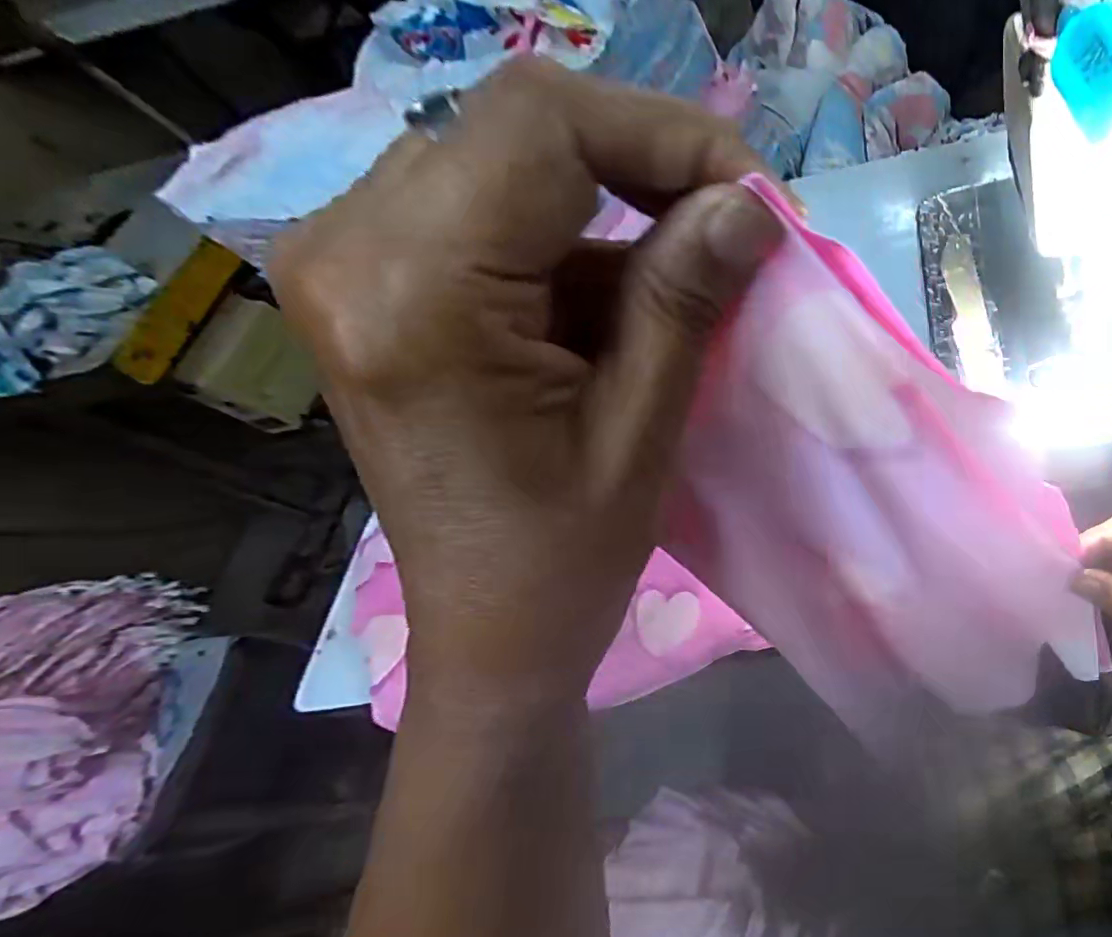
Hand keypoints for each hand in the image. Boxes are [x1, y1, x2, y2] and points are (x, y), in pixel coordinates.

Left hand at [272, 58, 782, 709]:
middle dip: (651, 165)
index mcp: (417, 295)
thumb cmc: (569, 560)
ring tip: (697, 272)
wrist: (493, 632)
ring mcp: (353, 260)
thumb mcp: (642, 433)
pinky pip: (498, 216)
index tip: (759, 200)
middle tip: (741, 225)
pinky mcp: (382, 283)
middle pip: (522, 130)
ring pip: (514, 165)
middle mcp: (352, 248)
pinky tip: (630, 304)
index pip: (542, 129)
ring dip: (623, 204)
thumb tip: (750, 206)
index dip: (668, 138)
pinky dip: (583, 243)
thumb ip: (683, 302)